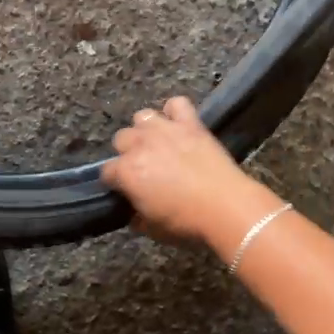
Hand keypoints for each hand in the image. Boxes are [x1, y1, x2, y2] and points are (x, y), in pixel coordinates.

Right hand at [102, 96, 285, 253]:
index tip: (124, 189)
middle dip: (128, 152)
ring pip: (142, 116)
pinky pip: (177, 104)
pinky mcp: (190, 123)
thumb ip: (137, 217)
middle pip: (121, 138)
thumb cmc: (186, 223)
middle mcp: (141, 144)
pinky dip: (175, 112)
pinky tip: (179, 125)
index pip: (107, 171)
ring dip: (146, 130)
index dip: (114, 181)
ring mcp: (165, 129)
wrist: (226, 207)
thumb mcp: (153, 229)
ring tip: (158, 144)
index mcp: (127, 172)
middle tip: (143, 168)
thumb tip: (134, 212)